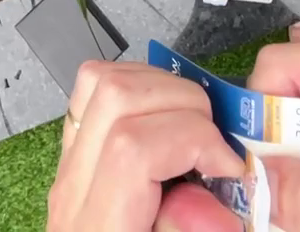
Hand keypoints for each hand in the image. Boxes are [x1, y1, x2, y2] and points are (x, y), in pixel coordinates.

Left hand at [47, 61, 248, 231]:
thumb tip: (215, 203)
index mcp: (99, 231)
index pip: (132, 147)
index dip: (192, 139)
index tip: (231, 166)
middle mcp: (73, 192)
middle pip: (116, 100)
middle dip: (182, 104)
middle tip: (217, 143)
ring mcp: (68, 169)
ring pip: (100, 82)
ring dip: (159, 86)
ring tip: (196, 125)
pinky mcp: (73, 156)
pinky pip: (93, 90)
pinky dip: (137, 84)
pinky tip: (168, 115)